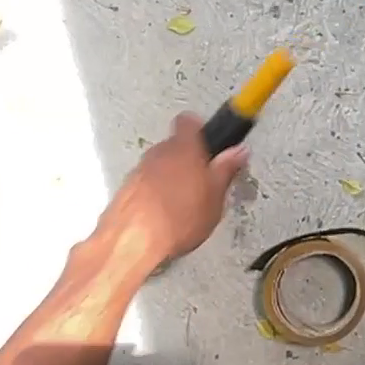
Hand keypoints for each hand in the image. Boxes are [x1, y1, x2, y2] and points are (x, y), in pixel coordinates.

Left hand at [96, 114, 247, 264]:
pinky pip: (146, 184)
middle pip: (175, 146)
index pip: (189, 121)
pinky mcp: (125, 190)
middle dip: (189, 160)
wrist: (134, 243)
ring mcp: (138, 171)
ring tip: (185, 204)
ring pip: (160, 166)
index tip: (211, 143)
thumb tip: (239, 150)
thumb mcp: (215, 196)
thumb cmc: (180, 217)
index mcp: (184, 148)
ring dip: (171, 178)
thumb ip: (226, 169)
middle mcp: (158, 153)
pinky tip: (166, 216)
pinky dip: (156, 194)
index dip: (201, 129)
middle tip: (204, 182)